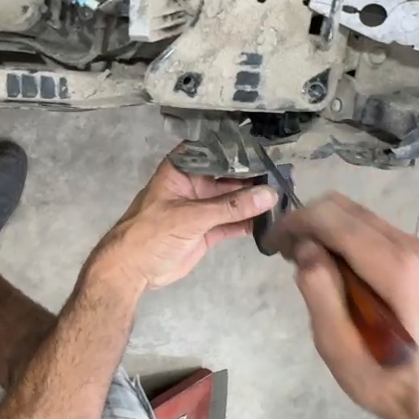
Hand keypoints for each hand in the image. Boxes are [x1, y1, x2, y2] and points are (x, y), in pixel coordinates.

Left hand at [85, 155, 278, 294]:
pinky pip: (233, 222)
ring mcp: (201, 209)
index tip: (268, 150)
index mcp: (181, 171)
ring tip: (285, 197)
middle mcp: (193, 185)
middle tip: (286, 176)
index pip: (213, 152)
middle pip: (228, 176)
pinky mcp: (208, 231)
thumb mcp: (190, 216)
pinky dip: (250, 222)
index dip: (237, 150)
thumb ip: (230, 207)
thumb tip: (268, 194)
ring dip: (255, 201)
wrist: (133, 269)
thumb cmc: (151, 232)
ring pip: (233, 201)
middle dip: (253, 177)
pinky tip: (272, 220)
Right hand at [274, 194, 418, 418]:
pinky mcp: (418, 258)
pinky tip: (330, 270)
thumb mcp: (340, 348)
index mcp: (395, 268)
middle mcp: (412, 248)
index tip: (271, 246)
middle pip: (343, 207)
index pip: (332, 217)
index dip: (293, 223)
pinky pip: (368, 230)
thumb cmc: (388, 382)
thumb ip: (320, 292)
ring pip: (355, 215)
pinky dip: (340, 239)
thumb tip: (304, 248)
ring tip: (302, 263)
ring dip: (322, 230)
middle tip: (283, 255)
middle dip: (305, 223)